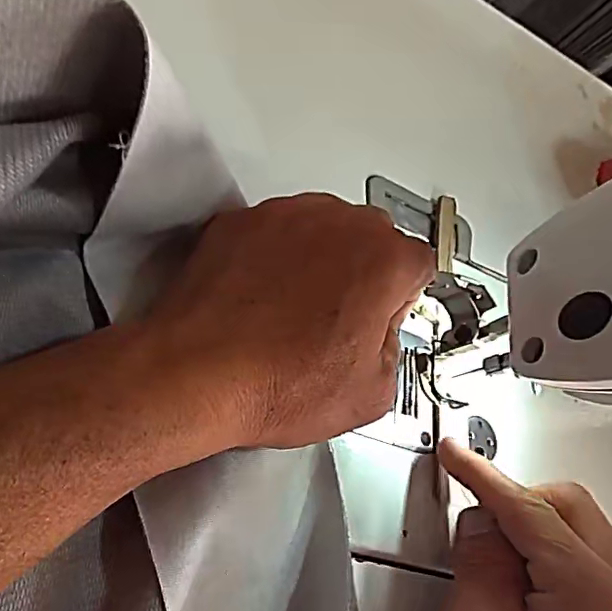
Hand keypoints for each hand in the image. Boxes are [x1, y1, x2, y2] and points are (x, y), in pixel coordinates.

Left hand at [142, 193, 432, 448]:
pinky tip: (255, 303)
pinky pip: (266, 236)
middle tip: (330, 324)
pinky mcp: (235, 224)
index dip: (398, 300)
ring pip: (314, 232)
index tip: (379, 320)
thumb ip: (394, 350)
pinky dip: (264, 261)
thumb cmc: (271, 382)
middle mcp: (335, 224)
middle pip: (366, 240)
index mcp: (384, 259)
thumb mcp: (371, 393)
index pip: (415, 265)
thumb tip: (381, 342)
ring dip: (310, 264)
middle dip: (356, 276)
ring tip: (286, 317)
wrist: (196, 375)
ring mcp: (281, 218)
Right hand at [437, 441, 611, 610]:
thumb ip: (477, 569)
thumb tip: (481, 526)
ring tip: (492, 581)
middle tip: (470, 525)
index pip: (529, 510)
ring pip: (582, 533)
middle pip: (569, 507)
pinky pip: (593, 565)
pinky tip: (520, 599)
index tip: (456, 455)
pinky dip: (550, 562)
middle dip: (513, 502)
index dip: (481, 476)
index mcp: (597, 599)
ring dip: (531, 536)